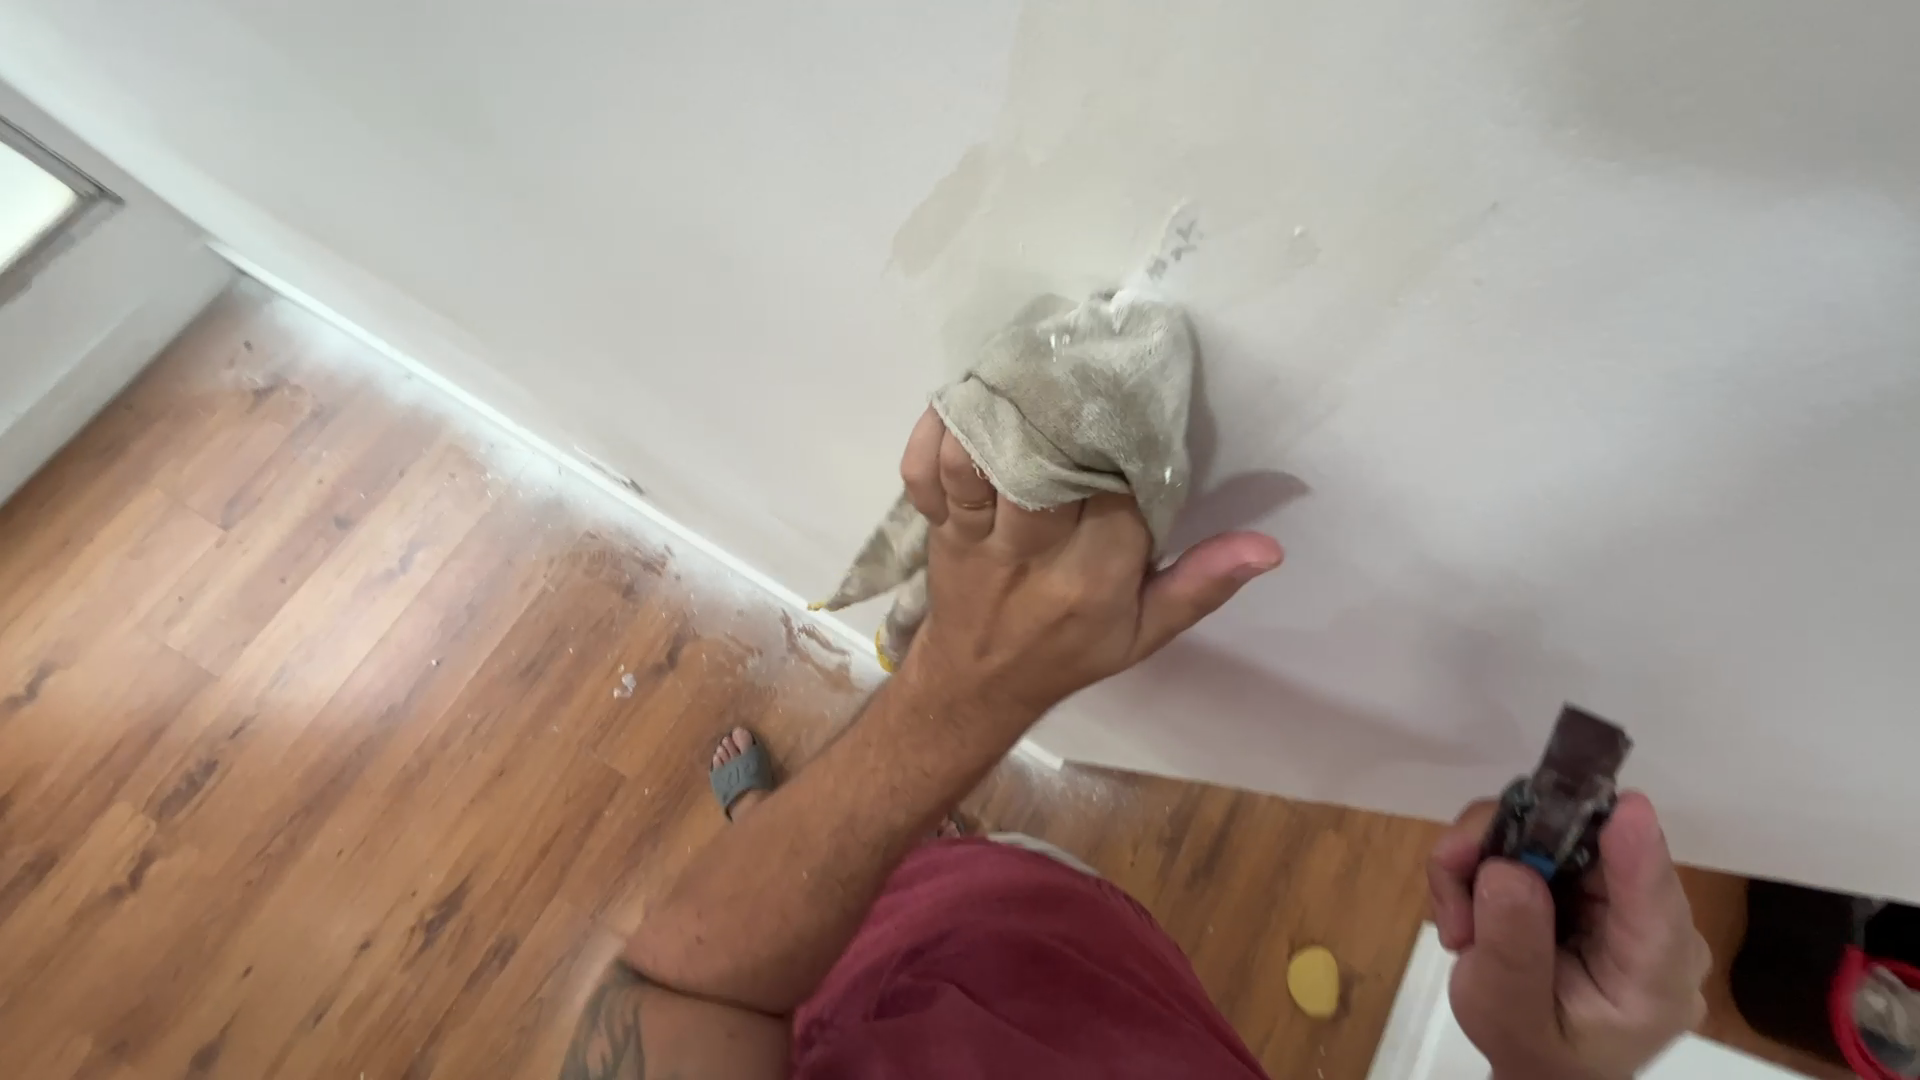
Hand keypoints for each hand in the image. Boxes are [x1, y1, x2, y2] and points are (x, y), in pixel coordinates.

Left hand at [896, 408, 1281, 717]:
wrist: (978, 684)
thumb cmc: (1067, 653)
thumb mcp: (1145, 634)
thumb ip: (1201, 587)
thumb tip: (1267, 548)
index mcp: (1094, 576)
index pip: (1117, 487)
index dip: (1126, 435)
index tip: (1139, 395)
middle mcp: (1031, 552)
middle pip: (1040, 463)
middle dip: (1059, 409)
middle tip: (1079, 361)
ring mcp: (975, 538)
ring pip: (975, 462)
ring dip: (995, 411)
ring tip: (1024, 370)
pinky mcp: (937, 530)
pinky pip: (922, 476)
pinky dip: (933, 434)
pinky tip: (961, 403)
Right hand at [1428, 793, 1710, 1079]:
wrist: (1536, 1063)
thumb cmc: (1533, 1049)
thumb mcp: (1508, 1010)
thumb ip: (1514, 946)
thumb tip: (1508, 869)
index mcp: (1652, 974)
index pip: (1654, 905)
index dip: (1636, 851)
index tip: (1630, 807)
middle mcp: (1642, 921)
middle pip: (1575, 844)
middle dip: (1497, 848)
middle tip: (1449, 884)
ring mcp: (1606, 894)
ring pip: (1533, 833)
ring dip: (1473, 862)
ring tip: (1456, 924)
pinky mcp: (1573, 879)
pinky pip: (1516, 841)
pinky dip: (1474, 867)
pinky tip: (1467, 913)